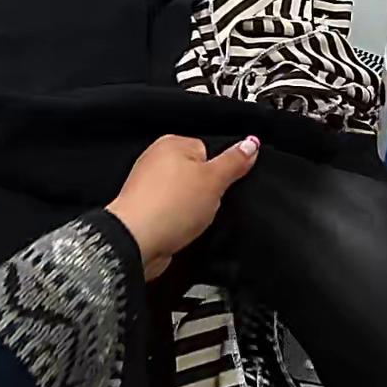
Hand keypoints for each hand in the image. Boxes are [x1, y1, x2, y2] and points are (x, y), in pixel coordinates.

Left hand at [105, 134, 258, 279]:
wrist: (135, 243)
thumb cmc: (170, 206)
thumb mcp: (214, 180)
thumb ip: (234, 161)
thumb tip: (251, 144)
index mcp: (171, 143)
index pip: (209, 150)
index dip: (219, 170)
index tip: (220, 183)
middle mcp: (156, 160)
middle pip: (198, 172)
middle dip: (207, 190)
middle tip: (207, 202)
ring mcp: (148, 186)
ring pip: (186, 195)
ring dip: (194, 208)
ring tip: (191, 218)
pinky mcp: (145, 210)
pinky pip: (174, 211)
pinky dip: (180, 220)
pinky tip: (181, 227)